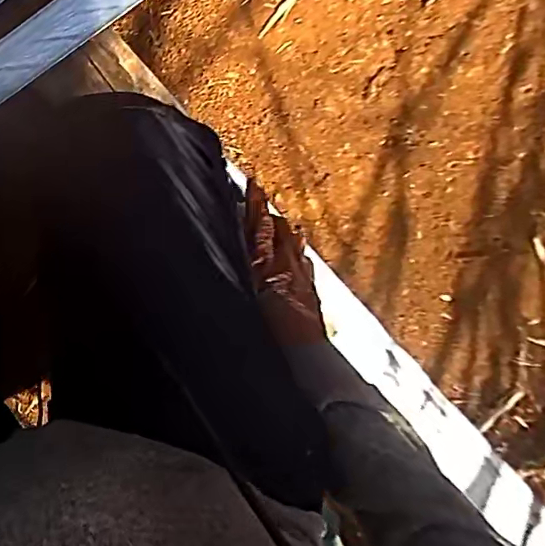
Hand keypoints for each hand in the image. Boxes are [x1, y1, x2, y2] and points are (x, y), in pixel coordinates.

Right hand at [245, 177, 326, 345]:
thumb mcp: (247, 295)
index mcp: (269, 264)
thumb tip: (235, 241)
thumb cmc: (272, 331)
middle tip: (260, 198)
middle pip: (278, 231)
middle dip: (268, 213)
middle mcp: (289, 267)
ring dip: (283, 231)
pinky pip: (303, 264)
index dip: (255, 204)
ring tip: (277, 219)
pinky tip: (298, 253)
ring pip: (293, 246)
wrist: (305, 360)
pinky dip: (297, 253)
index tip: (252, 185)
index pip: (260, 225)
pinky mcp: (309, 295)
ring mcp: (302, 280)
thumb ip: (241, 266)